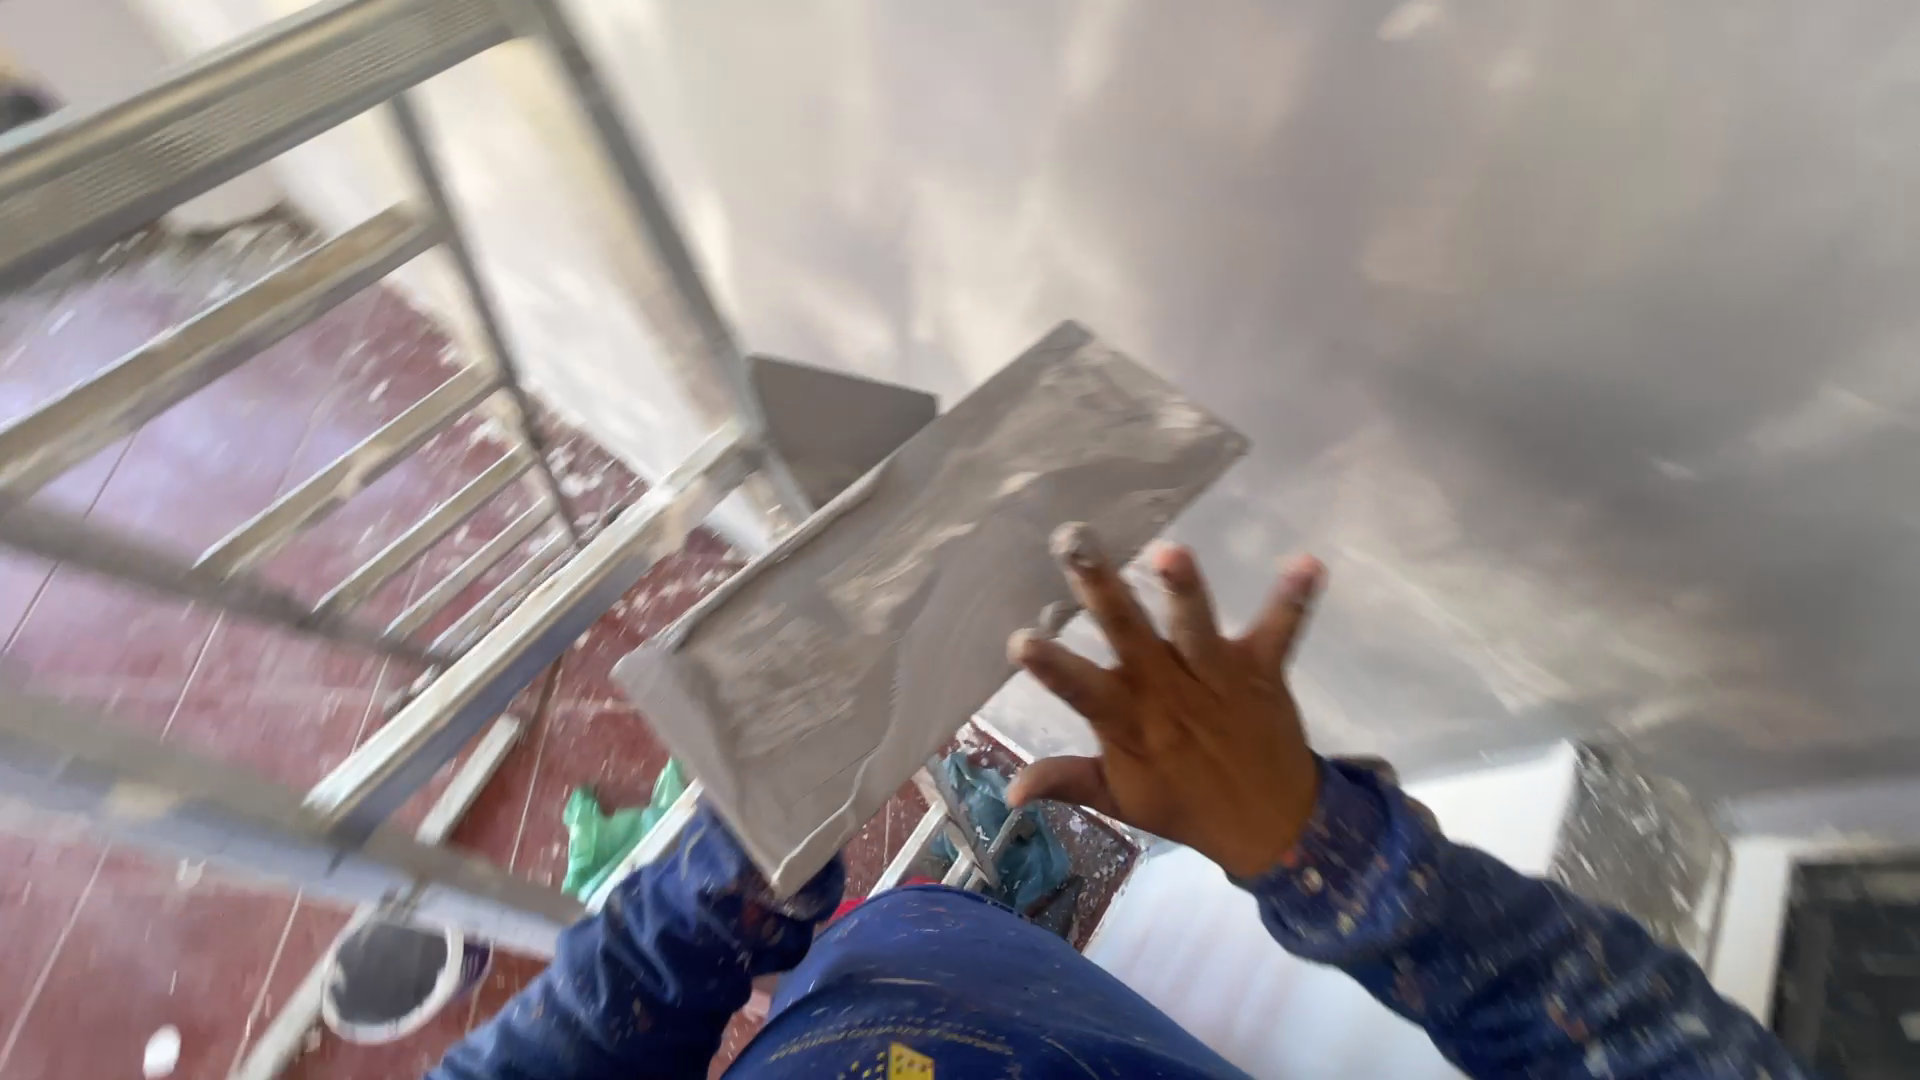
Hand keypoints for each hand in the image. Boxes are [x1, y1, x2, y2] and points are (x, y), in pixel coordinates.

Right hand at [1006, 523, 1325, 879]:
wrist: (1273, 829)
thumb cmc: (1185, 805)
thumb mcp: (1120, 801)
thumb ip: (1066, 782)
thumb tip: (1008, 791)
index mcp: (1128, 720)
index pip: (1080, 688)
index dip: (1050, 666)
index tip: (1019, 639)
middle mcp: (1167, 690)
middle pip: (1128, 633)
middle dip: (1101, 587)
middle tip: (1074, 541)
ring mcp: (1217, 678)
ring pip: (1194, 628)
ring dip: (1184, 589)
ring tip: (1170, 550)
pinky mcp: (1261, 671)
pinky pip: (1279, 632)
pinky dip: (1292, 600)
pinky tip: (1309, 563)